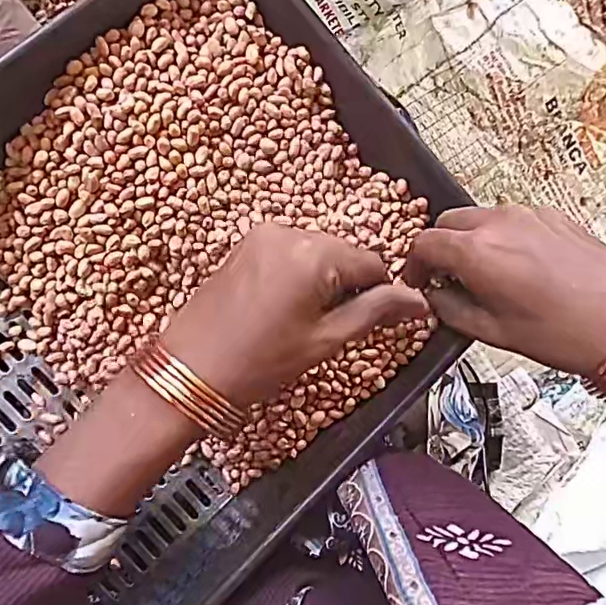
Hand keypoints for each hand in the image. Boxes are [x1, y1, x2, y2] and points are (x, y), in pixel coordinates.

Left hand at [161, 223, 428, 407]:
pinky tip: (283, 309)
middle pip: (343, 254)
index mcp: (313, 253)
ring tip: (301, 321)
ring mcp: (261, 237)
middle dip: (347, 286)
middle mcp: (287, 233)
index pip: (371, 263)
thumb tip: (416, 301)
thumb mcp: (325, 341)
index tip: (373, 320)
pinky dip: (297, 275)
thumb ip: (375, 313)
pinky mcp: (244, 247)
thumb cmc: (254, 363)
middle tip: (330, 327)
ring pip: (316, 253)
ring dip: (322, 280)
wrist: (189, 371)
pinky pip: (288, 253)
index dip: (379, 294)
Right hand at [406, 205, 605, 454]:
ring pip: (480, 219)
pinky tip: (516, 270)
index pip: (423, 243)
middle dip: (439, 249)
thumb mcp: (495, 332)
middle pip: (448, 223)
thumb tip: (436, 300)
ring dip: (469, 242)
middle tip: (444, 281)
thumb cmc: (570, 333)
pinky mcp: (555, 217)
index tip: (417, 283)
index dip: (412, 265)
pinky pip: (512, 220)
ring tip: (482, 278)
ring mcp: (531, 215)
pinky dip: (500, 238)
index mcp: (478, 251)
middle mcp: (500, 223)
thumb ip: (452, 310)